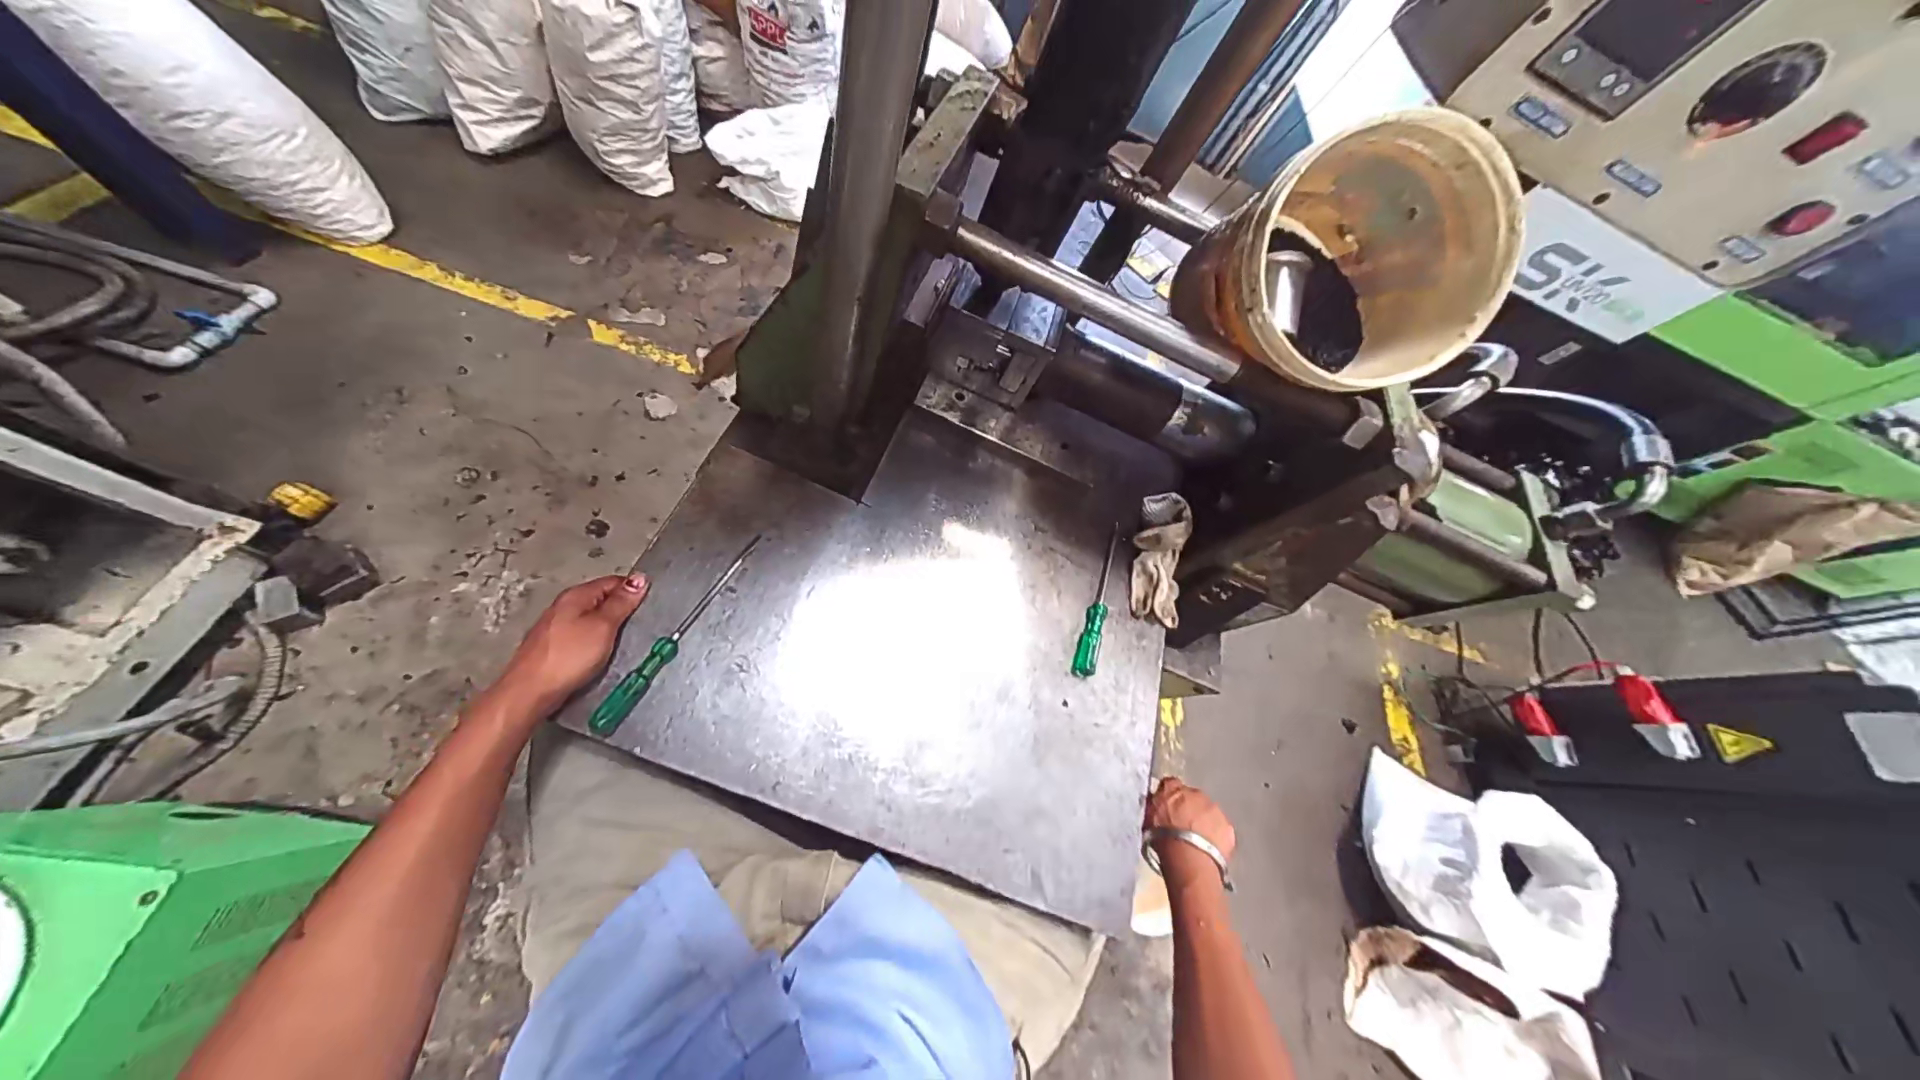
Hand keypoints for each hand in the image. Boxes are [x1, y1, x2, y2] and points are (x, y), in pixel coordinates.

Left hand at [491, 574, 649, 716]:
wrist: (530, 692)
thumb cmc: (567, 658)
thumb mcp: (604, 626)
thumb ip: (622, 602)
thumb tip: (638, 579)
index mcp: (576, 596)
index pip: (613, 581)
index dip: (633, 591)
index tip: (647, 606)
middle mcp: (563, 607)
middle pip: (602, 600)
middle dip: (621, 611)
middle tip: (637, 627)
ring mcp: (556, 628)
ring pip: (592, 620)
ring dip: (609, 628)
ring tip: (621, 644)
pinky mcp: (554, 648)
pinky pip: (583, 637)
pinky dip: (596, 642)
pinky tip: (601, 655)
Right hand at [1145, 776, 1235, 863]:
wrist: (1190, 858)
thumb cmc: (1163, 838)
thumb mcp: (1148, 818)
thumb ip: (1153, 805)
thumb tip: (1155, 800)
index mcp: (1174, 789)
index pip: (1170, 783)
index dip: (1169, 795)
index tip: (1167, 806)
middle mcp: (1196, 793)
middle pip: (1193, 797)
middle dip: (1189, 808)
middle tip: (1182, 825)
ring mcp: (1215, 810)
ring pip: (1209, 812)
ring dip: (1203, 820)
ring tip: (1197, 839)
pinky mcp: (1228, 828)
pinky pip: (1220, 829)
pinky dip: (1216, 835)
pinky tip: (1208, 847)